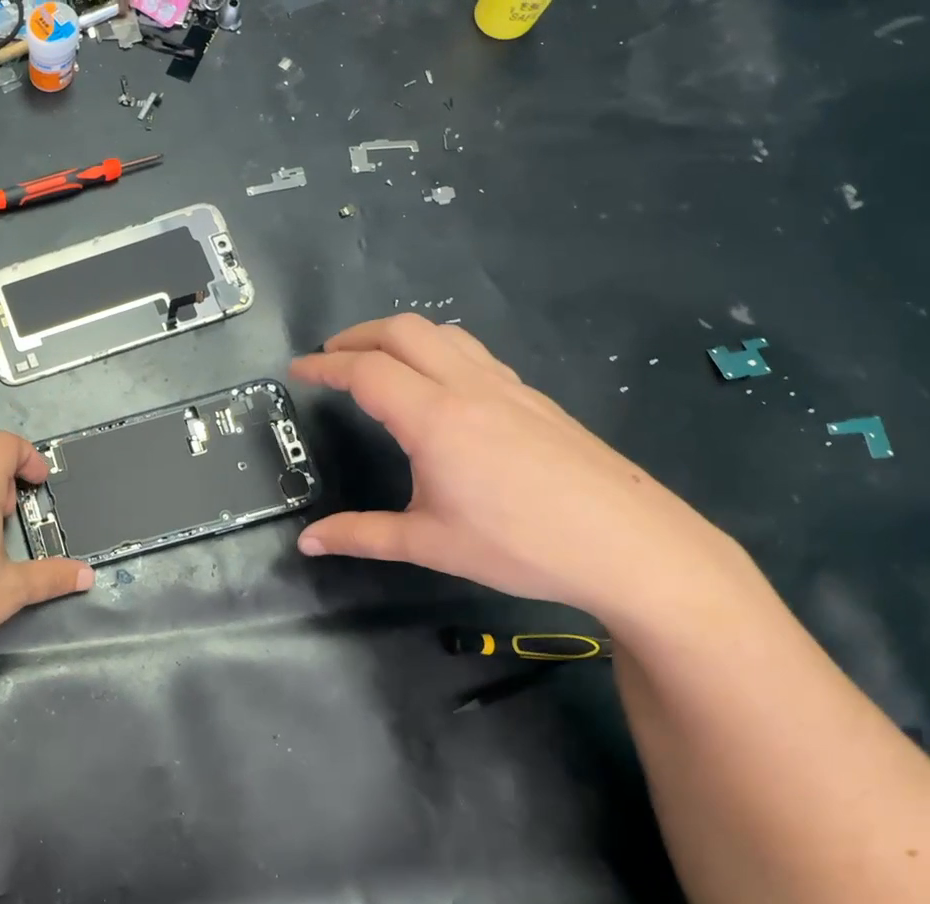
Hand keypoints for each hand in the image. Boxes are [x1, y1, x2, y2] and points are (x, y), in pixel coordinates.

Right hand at [289, 315, 749, 623]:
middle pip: (407, 331)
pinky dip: (437, 352)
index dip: (325, 366)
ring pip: (447, 335)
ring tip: (375, 361)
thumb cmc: (520, 545)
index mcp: (436, 419)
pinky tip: (434, 386)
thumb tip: (307, 542)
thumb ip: (361, 535)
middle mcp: (471, 389)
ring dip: (401, 336)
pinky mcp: (536, 401)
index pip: (368, 372)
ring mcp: (510, 390)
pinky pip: (475, 355)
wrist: (631, 545)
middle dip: (359, 335)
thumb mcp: (428, 544)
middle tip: (329, 356)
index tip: (297, 369)